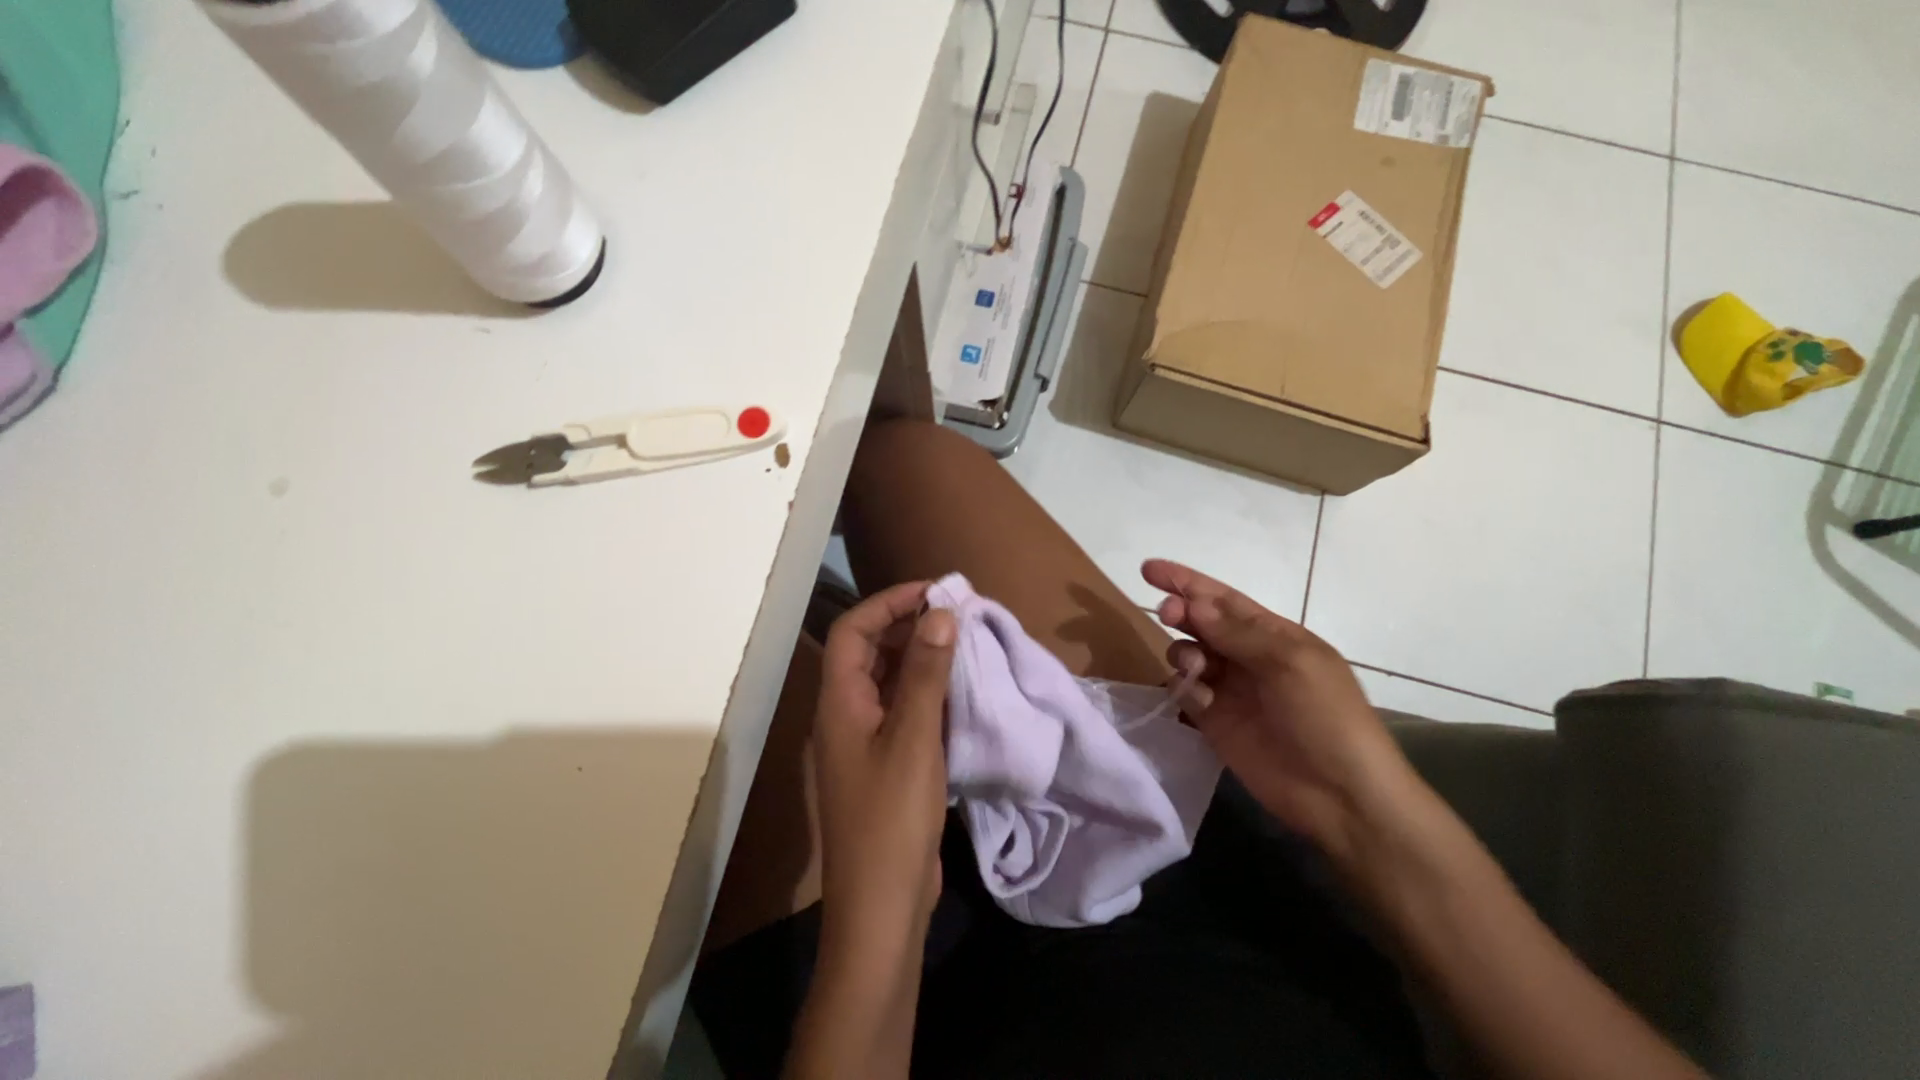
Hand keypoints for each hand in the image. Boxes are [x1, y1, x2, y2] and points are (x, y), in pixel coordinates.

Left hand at [812, 582, 958, 941]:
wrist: (882, 903)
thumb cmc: (892, 817)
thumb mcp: (913, 739)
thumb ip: (924, 674)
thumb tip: (939, 612)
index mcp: (839, 703)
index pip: (852, 631)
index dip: (888, 603)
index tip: (935, 592)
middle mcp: (845, 717)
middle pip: (869, 654)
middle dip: (909, 628)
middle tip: (958, 616)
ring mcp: (864, 745)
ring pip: (889, 684)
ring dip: (921, 661)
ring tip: (965, 645)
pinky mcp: (886, 769)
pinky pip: (903, 715)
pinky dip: (928, 696)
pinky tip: (962, 695)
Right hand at [1143, 559, 1417, 866]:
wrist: (1339, 794)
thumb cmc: (1326, 717)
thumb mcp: (1290, 663)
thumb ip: (1239, 633)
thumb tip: (1193, 603)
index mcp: (1276, 636)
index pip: (1224, 599)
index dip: (1187, 582)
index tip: (1148, 569)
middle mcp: (1250, 658)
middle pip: (1203, 624)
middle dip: (1180, 612)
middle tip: (1166, 614)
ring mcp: (1233, 692)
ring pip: (1191, 656)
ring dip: (1183, 651)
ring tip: (1191, 665)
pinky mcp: (1217, 725)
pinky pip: (1188, 695)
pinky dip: (1185, 689)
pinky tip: (1198, 698)